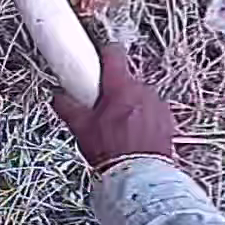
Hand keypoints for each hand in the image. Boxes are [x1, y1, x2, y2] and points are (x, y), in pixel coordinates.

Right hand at [50, 45, 176, 168]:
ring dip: (126, 102)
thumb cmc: (110, 150)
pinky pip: (149, 109)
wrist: (139, 173)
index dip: (102, 51)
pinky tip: (127, 131)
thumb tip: (57, 96)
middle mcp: (144, 91)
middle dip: (110, 88)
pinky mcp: (167, 118)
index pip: (114, 55)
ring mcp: (158, 105)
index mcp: (121, 88)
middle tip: (96, 104)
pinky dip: (139, 115)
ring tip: (112, 123)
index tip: (94, 54)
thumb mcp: (79, 127)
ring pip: (137, 94)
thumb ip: (66, 106)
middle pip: (123, 78)